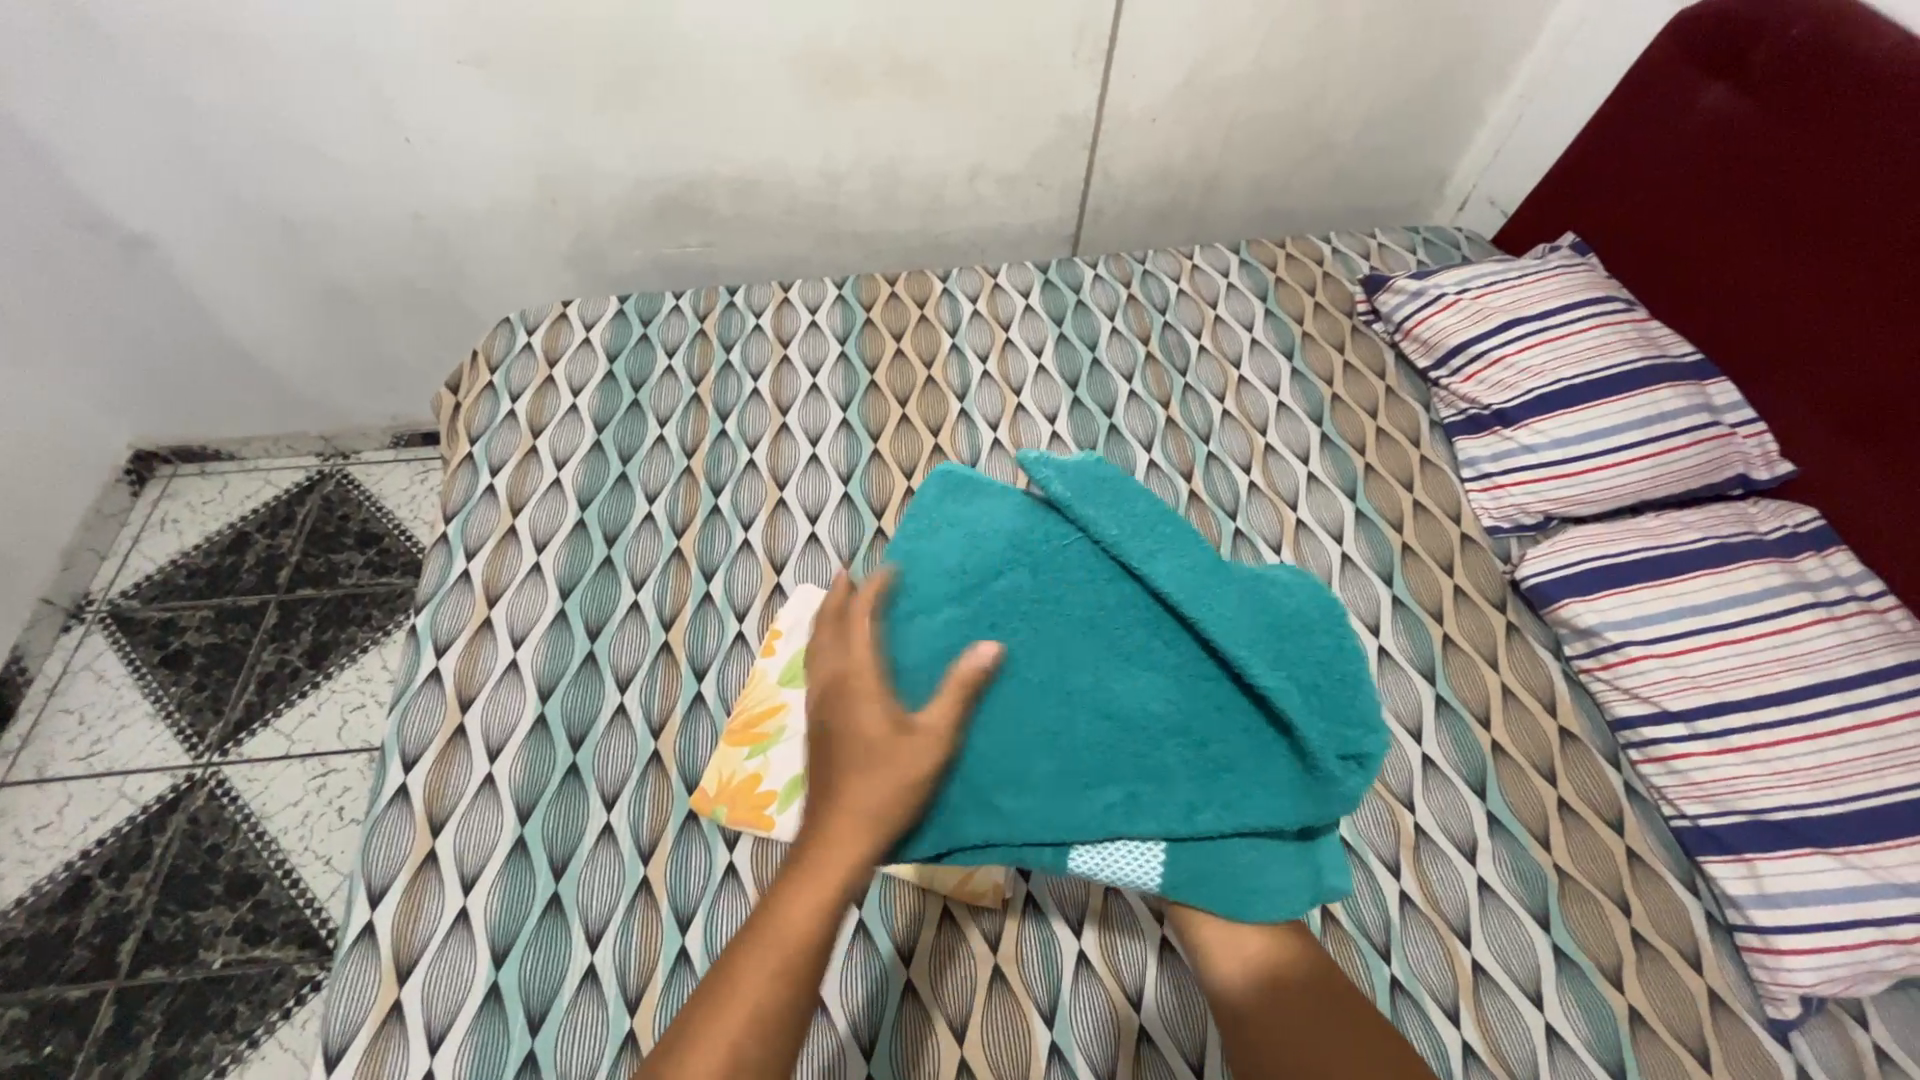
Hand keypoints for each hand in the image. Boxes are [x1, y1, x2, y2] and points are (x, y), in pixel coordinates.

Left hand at [794, 568, 1003, 872]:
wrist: (838, 836)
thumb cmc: (889, 786)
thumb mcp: (935, 740)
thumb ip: (961, 691)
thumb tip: (992, 646)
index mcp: (857, 678)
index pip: (860, 618)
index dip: (873, 590)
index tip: (892, 571)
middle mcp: (830, 682)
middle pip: (828, 626)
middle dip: (840, 597)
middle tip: (852, 574)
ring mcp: (817, 703)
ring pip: (814, 646)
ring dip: (826, 618)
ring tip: (836, 602)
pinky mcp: (813, 721)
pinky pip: (813, 665)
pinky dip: (821, 643)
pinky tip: (830, 656)